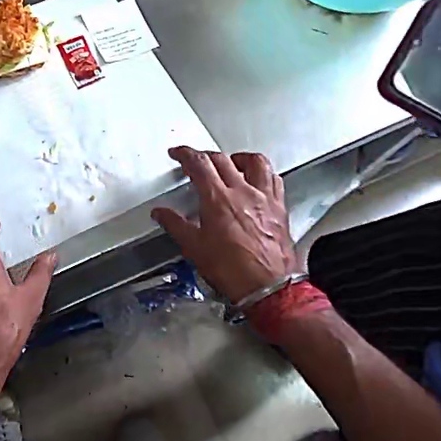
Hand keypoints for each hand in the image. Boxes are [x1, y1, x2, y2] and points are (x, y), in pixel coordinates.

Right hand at [151, 147, 299, 301]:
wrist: (267, 287)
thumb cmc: (232, 270)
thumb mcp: (194, 248)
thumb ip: (175, 225)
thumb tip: (161, 213)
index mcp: (218, 199)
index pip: (199, 163)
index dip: (185, 154)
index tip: (178, 154)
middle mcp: (242, 192)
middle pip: (222, 159)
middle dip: (205, 155)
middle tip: (196, 161)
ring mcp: (264, 198)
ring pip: (254, 162)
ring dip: (238, 157)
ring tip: (230, 162)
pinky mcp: (279, 208)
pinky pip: (273, 179)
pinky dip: (263, 173)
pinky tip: (257, 179)